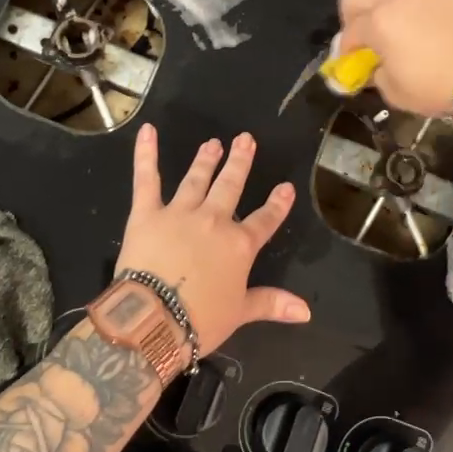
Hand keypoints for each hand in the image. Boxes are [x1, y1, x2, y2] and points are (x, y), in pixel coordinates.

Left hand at [115, 125, 309, 351]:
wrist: (155, 319)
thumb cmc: (200, 320)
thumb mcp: (240, 313)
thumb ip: (271, 303)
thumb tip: (306, 310)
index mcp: (239, 246)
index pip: (264, 221)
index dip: (277, 205)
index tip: (286, 188)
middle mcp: (214, 221)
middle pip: (230, 187)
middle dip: (240, 162)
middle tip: (246, 140)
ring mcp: (180, 213)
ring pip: (196, 180)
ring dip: (205, 159)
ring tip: (213, 143)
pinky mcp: (147, 213)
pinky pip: (147, 179)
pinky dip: (146, 153)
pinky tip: (147, 131)